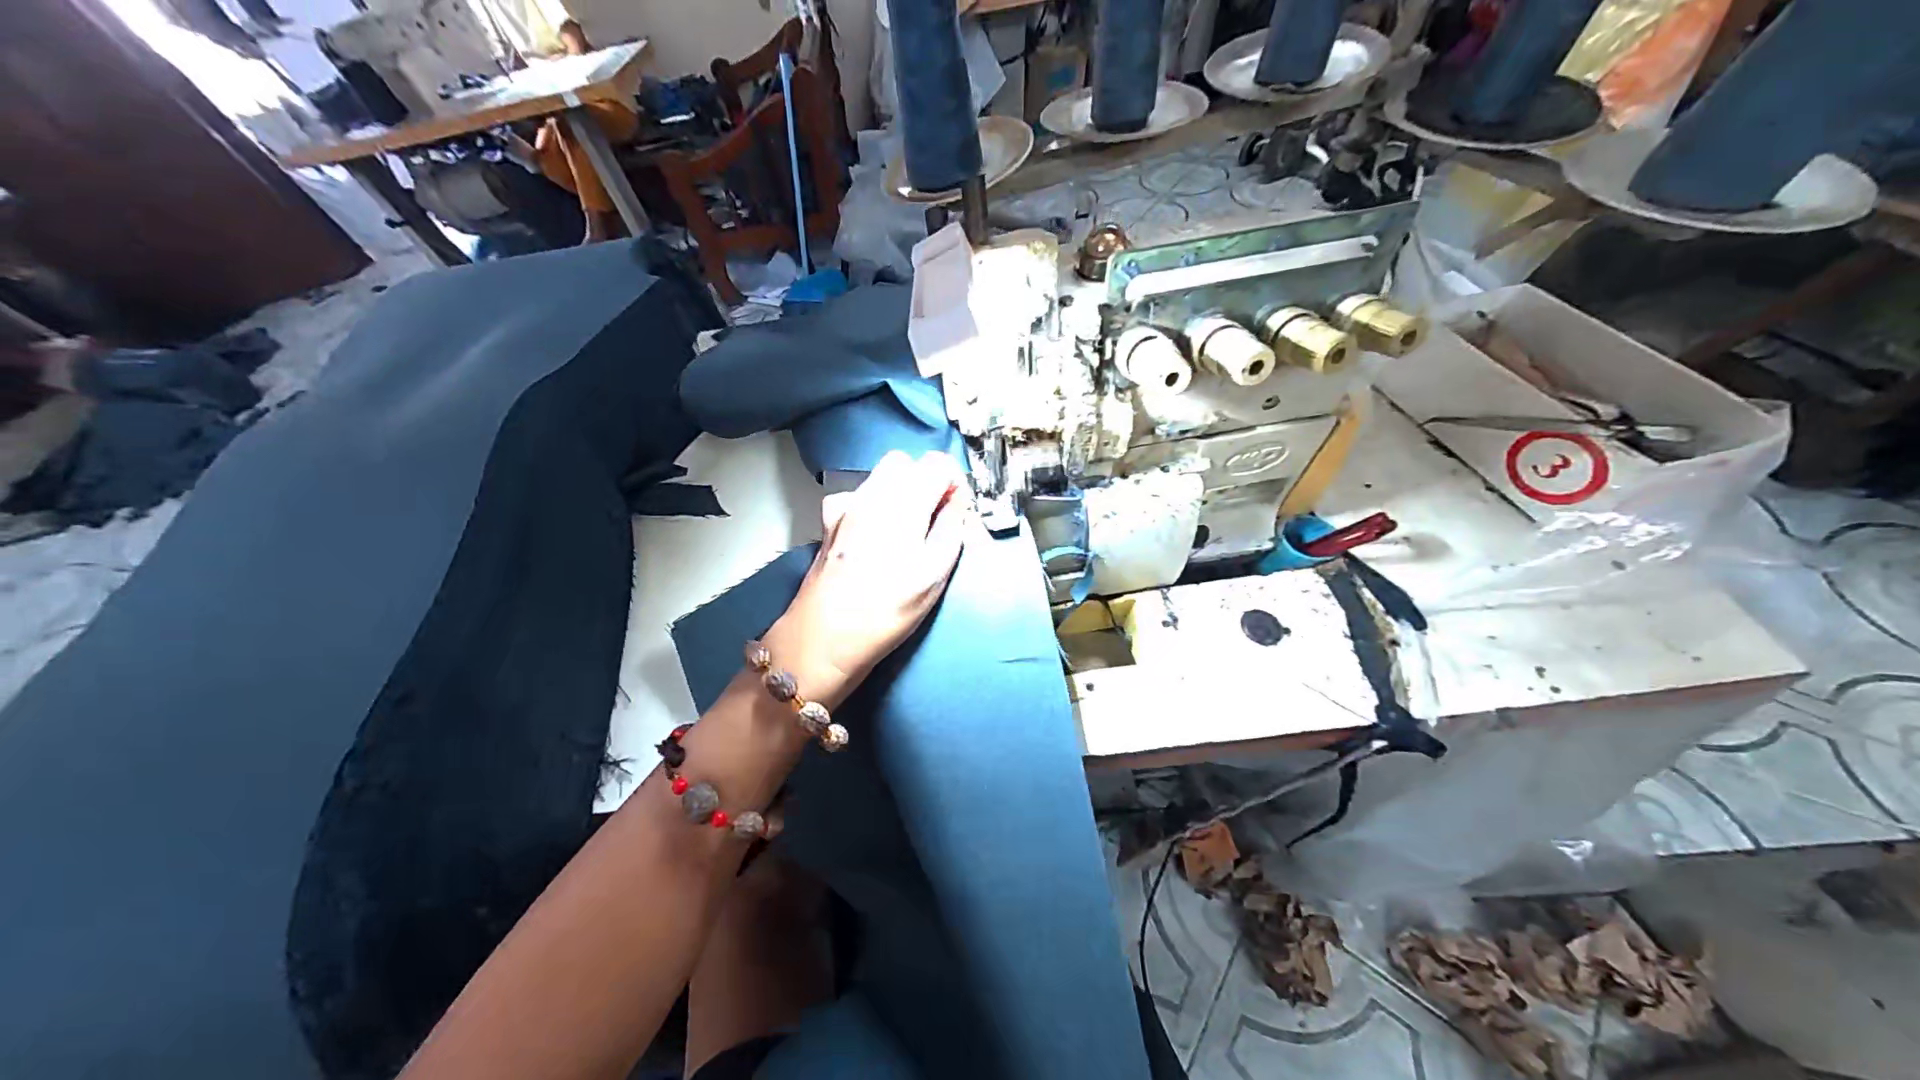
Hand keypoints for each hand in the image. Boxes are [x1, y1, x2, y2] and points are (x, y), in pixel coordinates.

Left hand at [762, 451, 973, 708]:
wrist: (823, 637)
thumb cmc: (886, 610)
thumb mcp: (935, 574)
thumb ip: (951, 528)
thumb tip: (958, 500)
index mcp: (902, 503)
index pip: (936, 463)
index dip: (953, 482)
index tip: (957, 509)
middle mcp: (871, 495)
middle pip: (905, 463)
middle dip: (924, 481)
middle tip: (935, 517)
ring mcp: (845, 507)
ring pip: (879, 477)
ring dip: (899, 492)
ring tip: (907, 531)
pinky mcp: (829, 524)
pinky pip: (856, 497)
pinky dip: (871, 505)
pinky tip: (874, 534)